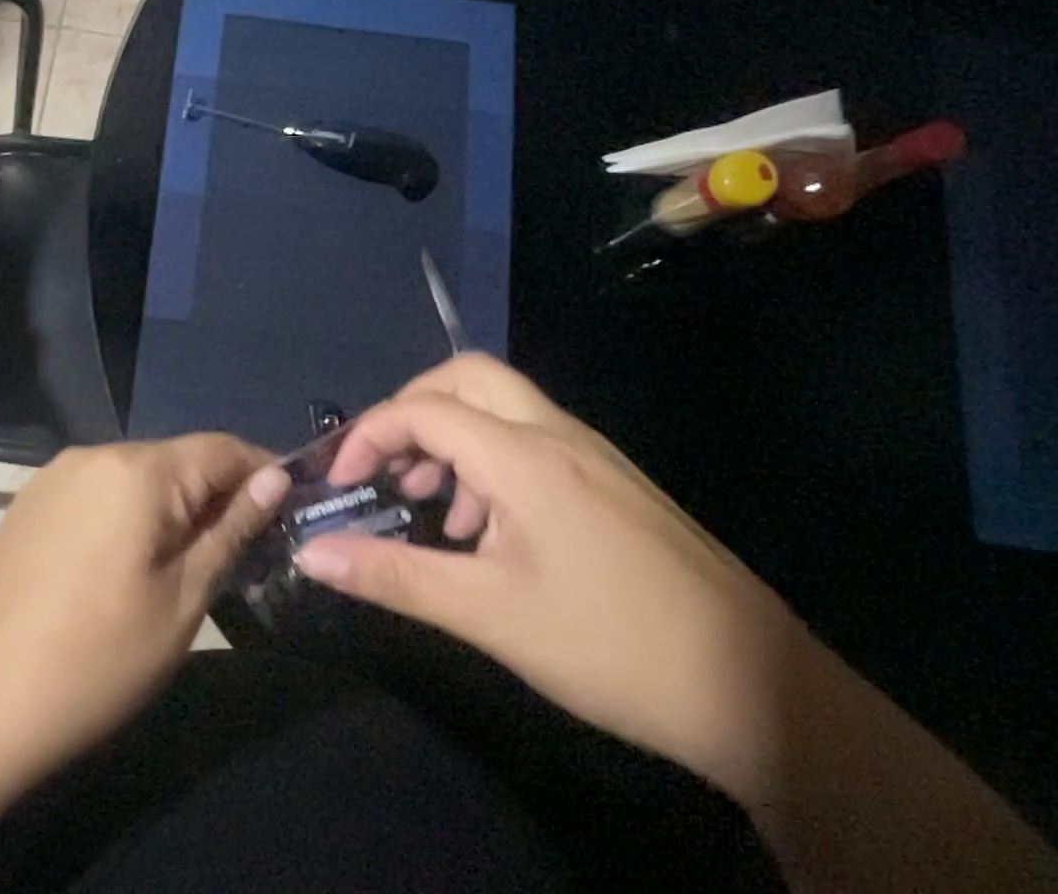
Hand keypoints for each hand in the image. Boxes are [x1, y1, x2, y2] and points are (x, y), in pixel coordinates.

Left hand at [0, 435, 288, 781]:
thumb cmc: (96, 660)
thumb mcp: (183, 600)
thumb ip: (229, 530)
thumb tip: (274, 479)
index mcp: (134, 471)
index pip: (221, 448)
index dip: (264, 472)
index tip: (294, 507)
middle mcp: (89, 457)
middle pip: (175, 460)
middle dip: (217, 495)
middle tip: (249, 548)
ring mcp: (50, 481)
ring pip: (135, 479)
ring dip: (172, 508)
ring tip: (194, 561)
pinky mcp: (27, 508)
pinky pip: (97, 496)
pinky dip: (129, 517)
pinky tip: (133, 563)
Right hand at [293, 354, 817, 800]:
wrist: (760, 693)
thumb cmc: (609, 647)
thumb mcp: (485, 614)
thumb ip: (390, 574)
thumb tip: (310, 552)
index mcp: (525, 458)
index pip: (424, 409)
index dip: (369, 434)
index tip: (342, 482)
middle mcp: (560, 437)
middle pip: (468, 378)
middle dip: (411, 409)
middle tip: (383, 466)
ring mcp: (595, 458)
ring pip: (503, 407)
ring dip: (450, 435)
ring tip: (428, 505)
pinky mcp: (614, 484)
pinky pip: (534, 441)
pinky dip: (488, 460)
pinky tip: (486, 530)